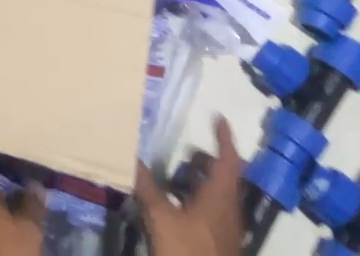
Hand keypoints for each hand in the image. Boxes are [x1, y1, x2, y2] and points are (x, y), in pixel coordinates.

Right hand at [134, 117, 244, 255]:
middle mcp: (229, 210)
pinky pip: (212, 211)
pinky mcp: (219, 243)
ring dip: (201, 181)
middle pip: (224, 177)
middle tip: (185, 149)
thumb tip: (131, 156)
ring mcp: (226, 229)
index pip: (229, 160)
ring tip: (174, 174)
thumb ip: (147, 187)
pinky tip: (176, 206)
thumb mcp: (161, 218)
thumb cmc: (187, 252)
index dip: (225, 137)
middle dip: (207, 159)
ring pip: (218, 195)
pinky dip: (197, 199)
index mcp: (220, 198)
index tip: (217, 116)